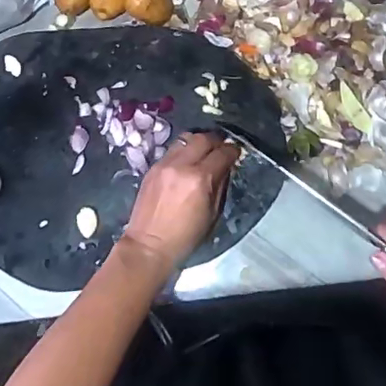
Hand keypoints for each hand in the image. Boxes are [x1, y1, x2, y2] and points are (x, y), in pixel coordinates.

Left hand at [119, 132, 238, 272]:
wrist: (148, 246)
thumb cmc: (185, 237)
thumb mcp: (212, 215)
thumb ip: (220, 186)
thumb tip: (225, 168)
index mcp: (200, 179)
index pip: (221, 154)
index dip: (232, 150)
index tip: (236, 151)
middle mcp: (182, 165)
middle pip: (203, 138)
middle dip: (216, 140)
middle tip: (222, 147)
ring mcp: (164, 164)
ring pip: (186, 139)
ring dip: (199, 142)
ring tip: (204, 151)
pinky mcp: (152, 167)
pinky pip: (173, 149)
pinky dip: (184, 150)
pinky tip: (187, 161)